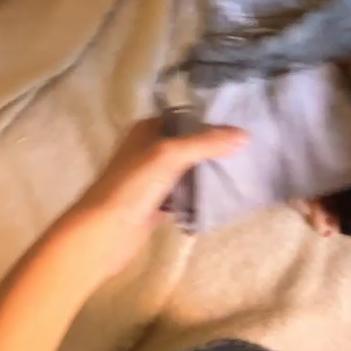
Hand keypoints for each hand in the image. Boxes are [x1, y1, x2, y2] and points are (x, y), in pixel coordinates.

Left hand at [49, 116, 246, 283]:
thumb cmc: (133, 185)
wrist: (103, 233)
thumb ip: (206, 143)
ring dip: (208, 173)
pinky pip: (183, 195)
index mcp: (148, 129)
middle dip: (213, 149)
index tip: (242, 126)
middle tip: (247, 152)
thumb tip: (245, 135)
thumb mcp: (170, 155)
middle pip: (188, 144)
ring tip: (241, 173)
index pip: (186, 117)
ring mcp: (151, 178)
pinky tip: (220, 200)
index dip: (211, 121)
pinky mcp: (154, 205)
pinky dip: (198, 197)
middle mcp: (149, 149)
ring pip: (187, 170)